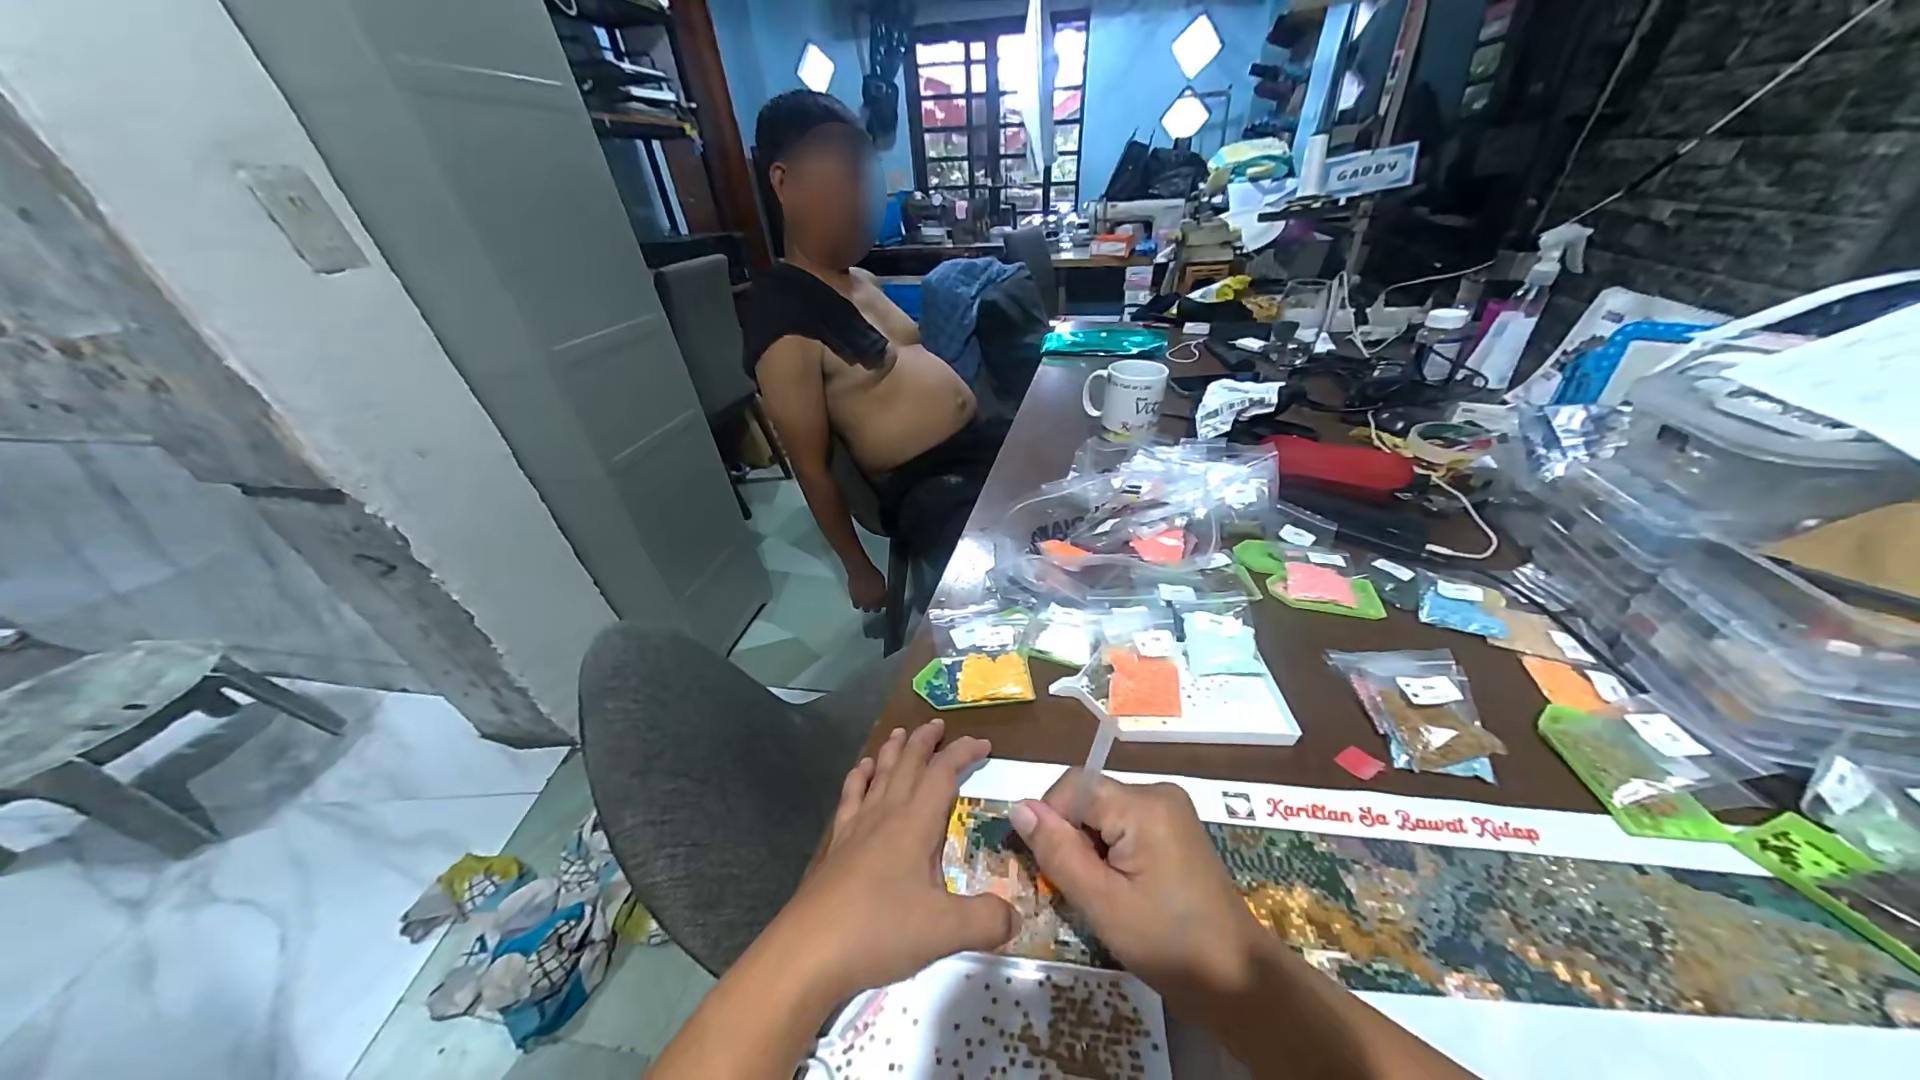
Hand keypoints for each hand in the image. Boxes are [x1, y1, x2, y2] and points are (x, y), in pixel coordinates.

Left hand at [763, 720, 1014, 1003]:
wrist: (808, 952)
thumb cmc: (880, 931)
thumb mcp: (946, 931)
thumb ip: (987, 921)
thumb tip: (1015, 919)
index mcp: (915, 824)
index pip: (943, 773)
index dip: (964, 753)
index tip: (984, 743)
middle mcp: (886, 814)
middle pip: (908, 764)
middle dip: (925, 741)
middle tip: (937, 724)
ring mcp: (857, 828)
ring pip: (879, 775)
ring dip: (893, 751)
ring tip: (900, 733)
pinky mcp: (836, 846)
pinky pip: (850, 798)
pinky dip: (859, 778)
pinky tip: (862, 771)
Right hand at [845, 560, 887, 611]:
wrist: (860, 571)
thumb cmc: (871, 574)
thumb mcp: (882, 581)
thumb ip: (883, 590)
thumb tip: (884, 593)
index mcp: (881, 598)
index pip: (886, 605)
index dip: (885, 603)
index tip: (884, 601)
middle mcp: (872, 602)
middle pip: (876, 609)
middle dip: (877, 606)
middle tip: (876, 601)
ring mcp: (863, 602)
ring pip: (866, 609)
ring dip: (867, 606)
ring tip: (868, 601)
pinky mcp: (854, 601)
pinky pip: (857, 605)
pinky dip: (859, 603)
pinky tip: (860, 599)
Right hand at [1009, 772, 1269, 1001]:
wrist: (1238, 981)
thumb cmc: (1168, 943)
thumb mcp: (1102, 902)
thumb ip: (1058, 850)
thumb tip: (1018, 806)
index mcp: (1144, 805)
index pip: (1073, 786)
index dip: (1051, 820)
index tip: (1052, 867)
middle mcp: (1158, 793)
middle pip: (1089, 798)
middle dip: (1072, 838)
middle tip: (1079, 889)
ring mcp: (1170, 810)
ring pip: (1104, 813)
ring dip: (1090, 847)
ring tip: (1102, 894)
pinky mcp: (1175, 828)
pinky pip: (1125, 824)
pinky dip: (1111, 851)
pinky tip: (1121, 888)